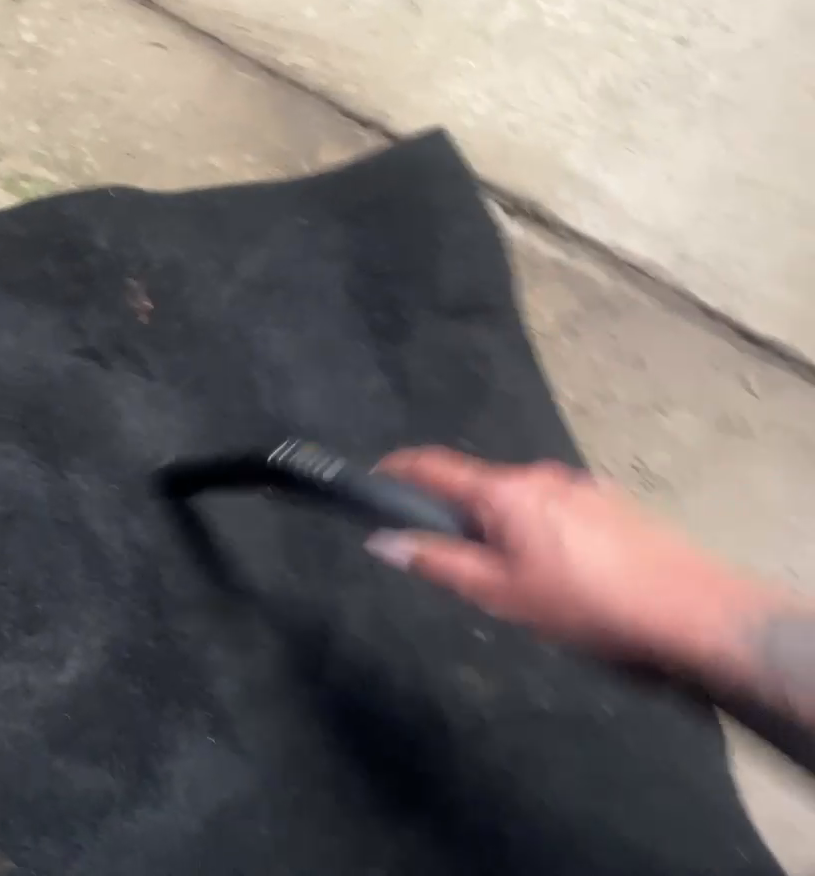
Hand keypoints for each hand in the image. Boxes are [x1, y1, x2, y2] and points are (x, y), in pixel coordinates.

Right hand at [368, 447, 763, 669]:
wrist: (710, 618)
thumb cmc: (590, 603)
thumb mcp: (499, 593)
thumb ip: (436, 562)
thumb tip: (381, 541)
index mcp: (503, 492)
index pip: (432, 465)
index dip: (396, 467)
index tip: (373, 475)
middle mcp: (539, 476)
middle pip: (477, 486)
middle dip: (458, 513)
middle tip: (457, 555)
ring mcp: (582, 487)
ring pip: (519, 499)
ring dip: (503, 523)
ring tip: (517, 572)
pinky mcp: (615, 505)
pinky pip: (556, 507)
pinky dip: (540, 527)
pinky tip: (563, 568)